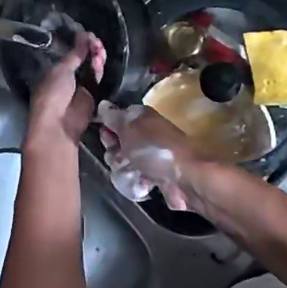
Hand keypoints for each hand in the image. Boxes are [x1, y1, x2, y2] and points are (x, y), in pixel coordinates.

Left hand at [27, 30, 105, 145]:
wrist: (59, 123)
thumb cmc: (53, 93)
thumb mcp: (62, 70)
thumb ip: (75, 54)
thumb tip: (83, 35)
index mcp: (55, 70)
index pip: (70, 53)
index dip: (79, 44)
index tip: (87, 35)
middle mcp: (68, 77)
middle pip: (83, 59)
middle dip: (90, 49)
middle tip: (96, 41)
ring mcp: (80, 86)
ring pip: (92, 67)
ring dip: (96, 57)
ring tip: (99, 48)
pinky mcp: (92, 95)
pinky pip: (97, 78)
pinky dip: (99, 68)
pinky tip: (100, 59)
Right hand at [97, 105, 211, 213]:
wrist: (184, 178)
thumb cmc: (155, 148)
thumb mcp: (129, 127)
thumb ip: (114, 117)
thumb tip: (102, 104)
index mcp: (141, 118)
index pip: (114, 121)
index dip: (107, 130)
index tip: (108, 137)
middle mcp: (145, 135)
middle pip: (114, 145)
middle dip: (114, 155)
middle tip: (123, 157)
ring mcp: (149, 157)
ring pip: (121, 164)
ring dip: (124, 170)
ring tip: (136, 172)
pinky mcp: (153, 176)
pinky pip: (133, 179)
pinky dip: (136, 183)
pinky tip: (144, 183)